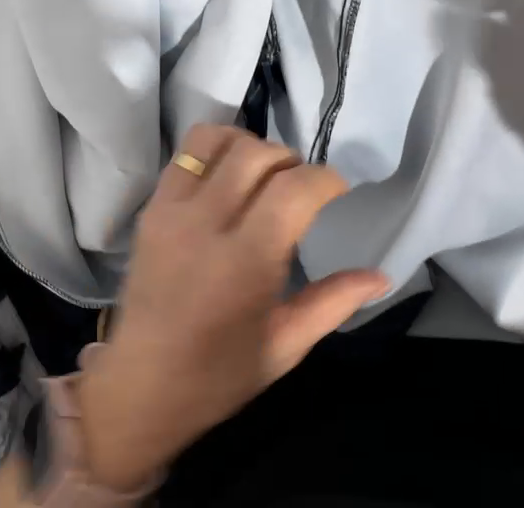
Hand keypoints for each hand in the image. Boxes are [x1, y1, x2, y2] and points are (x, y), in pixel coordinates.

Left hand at [76, 126, 388, 489]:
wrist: (143, 382)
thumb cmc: (219, 373)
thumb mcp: (285, 346)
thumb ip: (333, 302)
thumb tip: (380, 275)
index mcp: (245, 261)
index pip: (293, 189)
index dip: (325, 178)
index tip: (338, 189)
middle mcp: (205, 223)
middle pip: (255, 154)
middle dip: (289, 159)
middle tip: (302, 186)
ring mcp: (170, 210)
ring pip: (213, 140)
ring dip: (248, 145)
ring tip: (263, 174)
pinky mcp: (150, 208)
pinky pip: (183, 156)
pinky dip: (213, 152)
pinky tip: (227, 180)